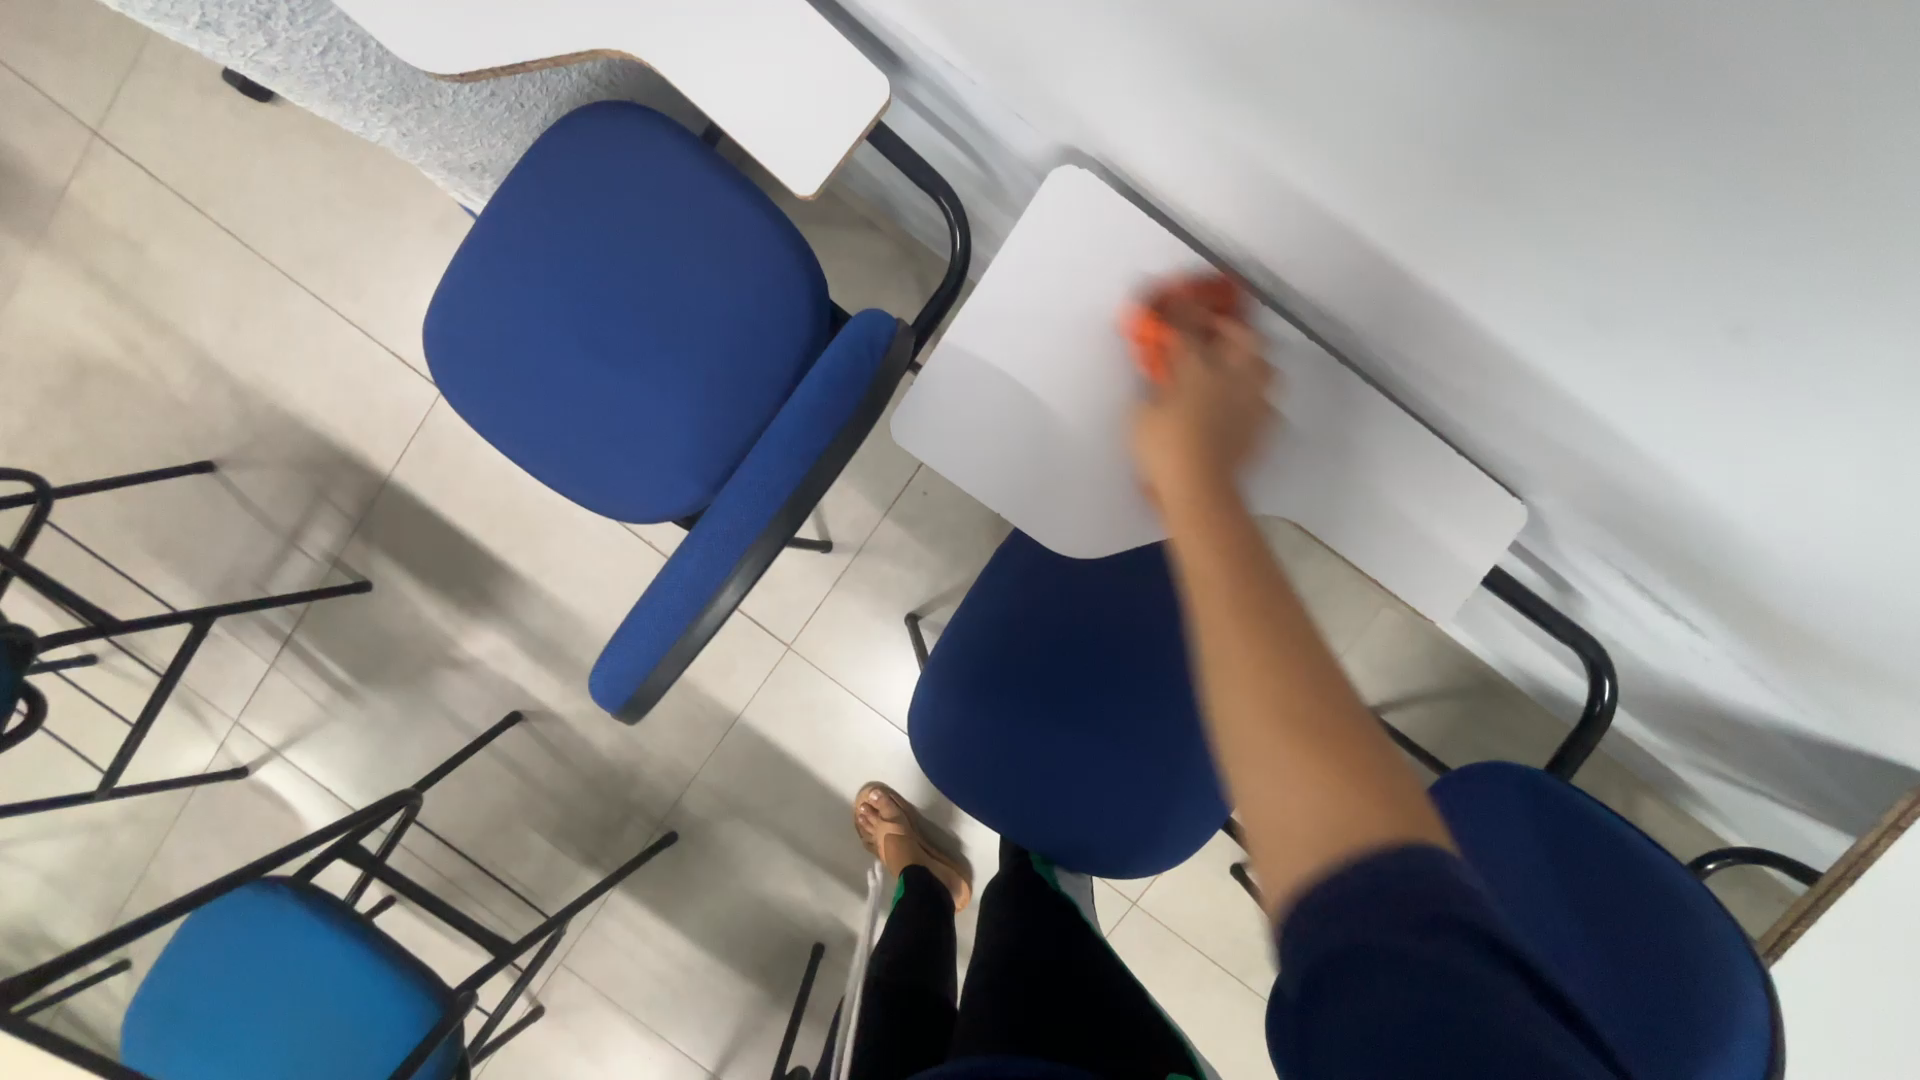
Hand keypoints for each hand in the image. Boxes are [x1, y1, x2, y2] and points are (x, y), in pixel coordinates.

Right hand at [1130, 310, 1275, 510]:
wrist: (1200, 489)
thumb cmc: (1163, 450)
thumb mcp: (1140, 415)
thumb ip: (1153, 391)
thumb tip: (1160, 380)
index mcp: (1197, 370)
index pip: (1188, 330)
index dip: (1182, 311)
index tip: (1176, 297)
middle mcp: (1231, 377)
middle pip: (1243, 338)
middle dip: (1230, 328)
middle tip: (1216, 329)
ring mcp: (1252, 402)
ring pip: (1265, 368)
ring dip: (1252, 361)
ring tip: (1238, 367)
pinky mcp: (1263, 428)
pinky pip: (1267, 404)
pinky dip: (1255, 400)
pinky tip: (1244, 406)